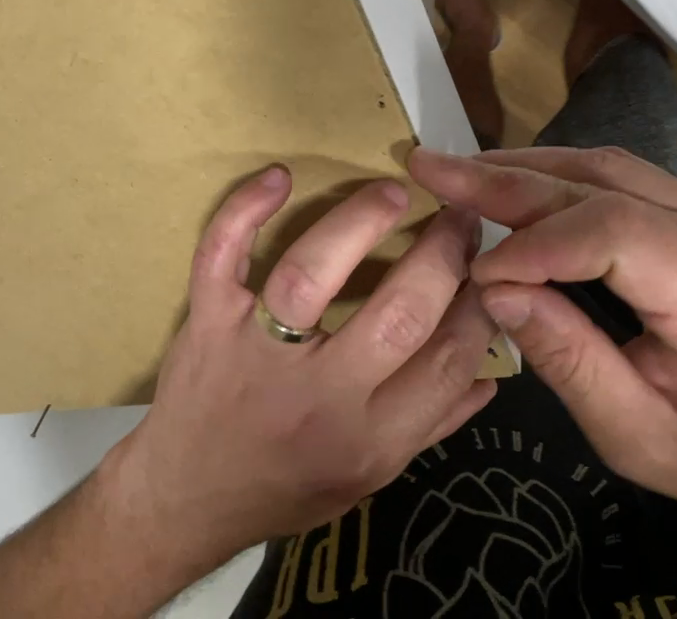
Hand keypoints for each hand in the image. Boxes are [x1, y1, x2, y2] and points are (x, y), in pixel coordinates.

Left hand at [99, 166, 499, 569]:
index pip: (447, 361)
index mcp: (371, 437)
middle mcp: (320, 395)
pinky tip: (279, 177)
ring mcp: (257, 353)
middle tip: (458, 216)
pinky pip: (221, 256)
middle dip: (440, 256)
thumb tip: (490, 376)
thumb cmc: (286, 487)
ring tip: (394, 191)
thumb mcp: (369, 478)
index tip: (489, 264)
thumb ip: (431, 424)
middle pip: (398, 314)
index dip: (480, 305)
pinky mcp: (208, 322)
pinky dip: (244, 211)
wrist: (186, 500)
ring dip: (358, 223)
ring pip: (309, 274)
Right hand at [408, 146, 676, 532]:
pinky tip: (503, 181)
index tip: (476, 274)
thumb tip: (493, 289)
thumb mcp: (637, 436)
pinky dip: (548, 176)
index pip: (617, 236)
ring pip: (600, 166)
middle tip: (429, 169)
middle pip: (600, 186)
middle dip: (505, 179)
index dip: (536, 243)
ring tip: (454, 172)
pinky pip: (609, 175)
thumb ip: (568, 361)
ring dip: (520, 167)